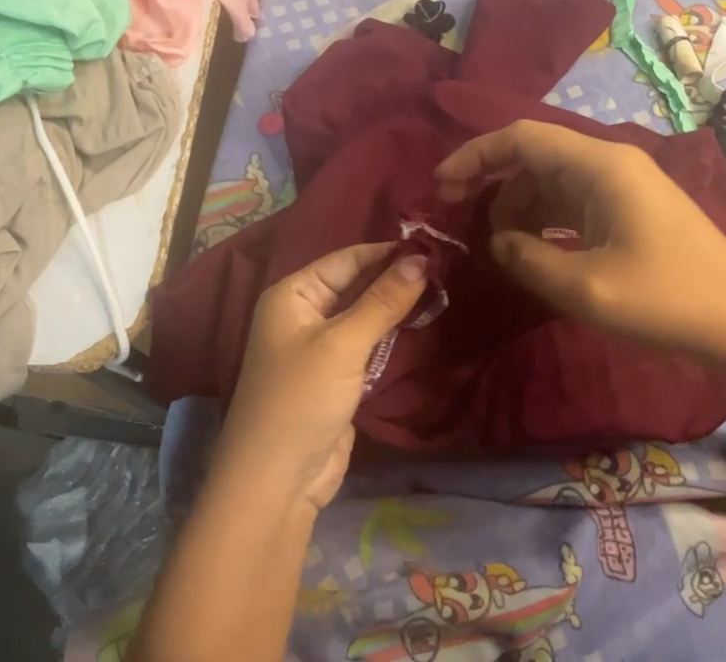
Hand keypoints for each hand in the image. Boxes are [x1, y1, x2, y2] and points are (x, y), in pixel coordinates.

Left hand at [217, 243, 426, 510]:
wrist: (277, 480)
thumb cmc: (301, 398)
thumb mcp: (344, 344)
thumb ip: (383, 301)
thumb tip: (421, 259)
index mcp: (292, 294)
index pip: (346, 259)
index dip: (388, 252)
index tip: (435, 246)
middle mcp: (303, 314)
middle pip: (355, 285)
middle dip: (395, 278)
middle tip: (447, 268)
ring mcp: (319, 347)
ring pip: (364, 316)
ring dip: (396, 308)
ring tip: (444, 290)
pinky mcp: (336, 376)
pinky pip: (366, 345)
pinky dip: (390, 337)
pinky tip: (422, 325)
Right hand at [434, 120, 725, 364]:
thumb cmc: (667, 299)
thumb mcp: (585, 287)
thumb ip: (528, 259)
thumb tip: (498, 243)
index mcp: (600, 165)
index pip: (522, 137)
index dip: (475, 154)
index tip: (440, 185)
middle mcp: (610, 164)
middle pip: (534, 157)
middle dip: (492, 184)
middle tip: (460, 221)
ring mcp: (624, 187)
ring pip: (551, 182)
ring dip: (518, 209)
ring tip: (499, 249)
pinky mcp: (631, 211)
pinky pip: (572, 203)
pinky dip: (544, 222)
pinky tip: (534, 253)